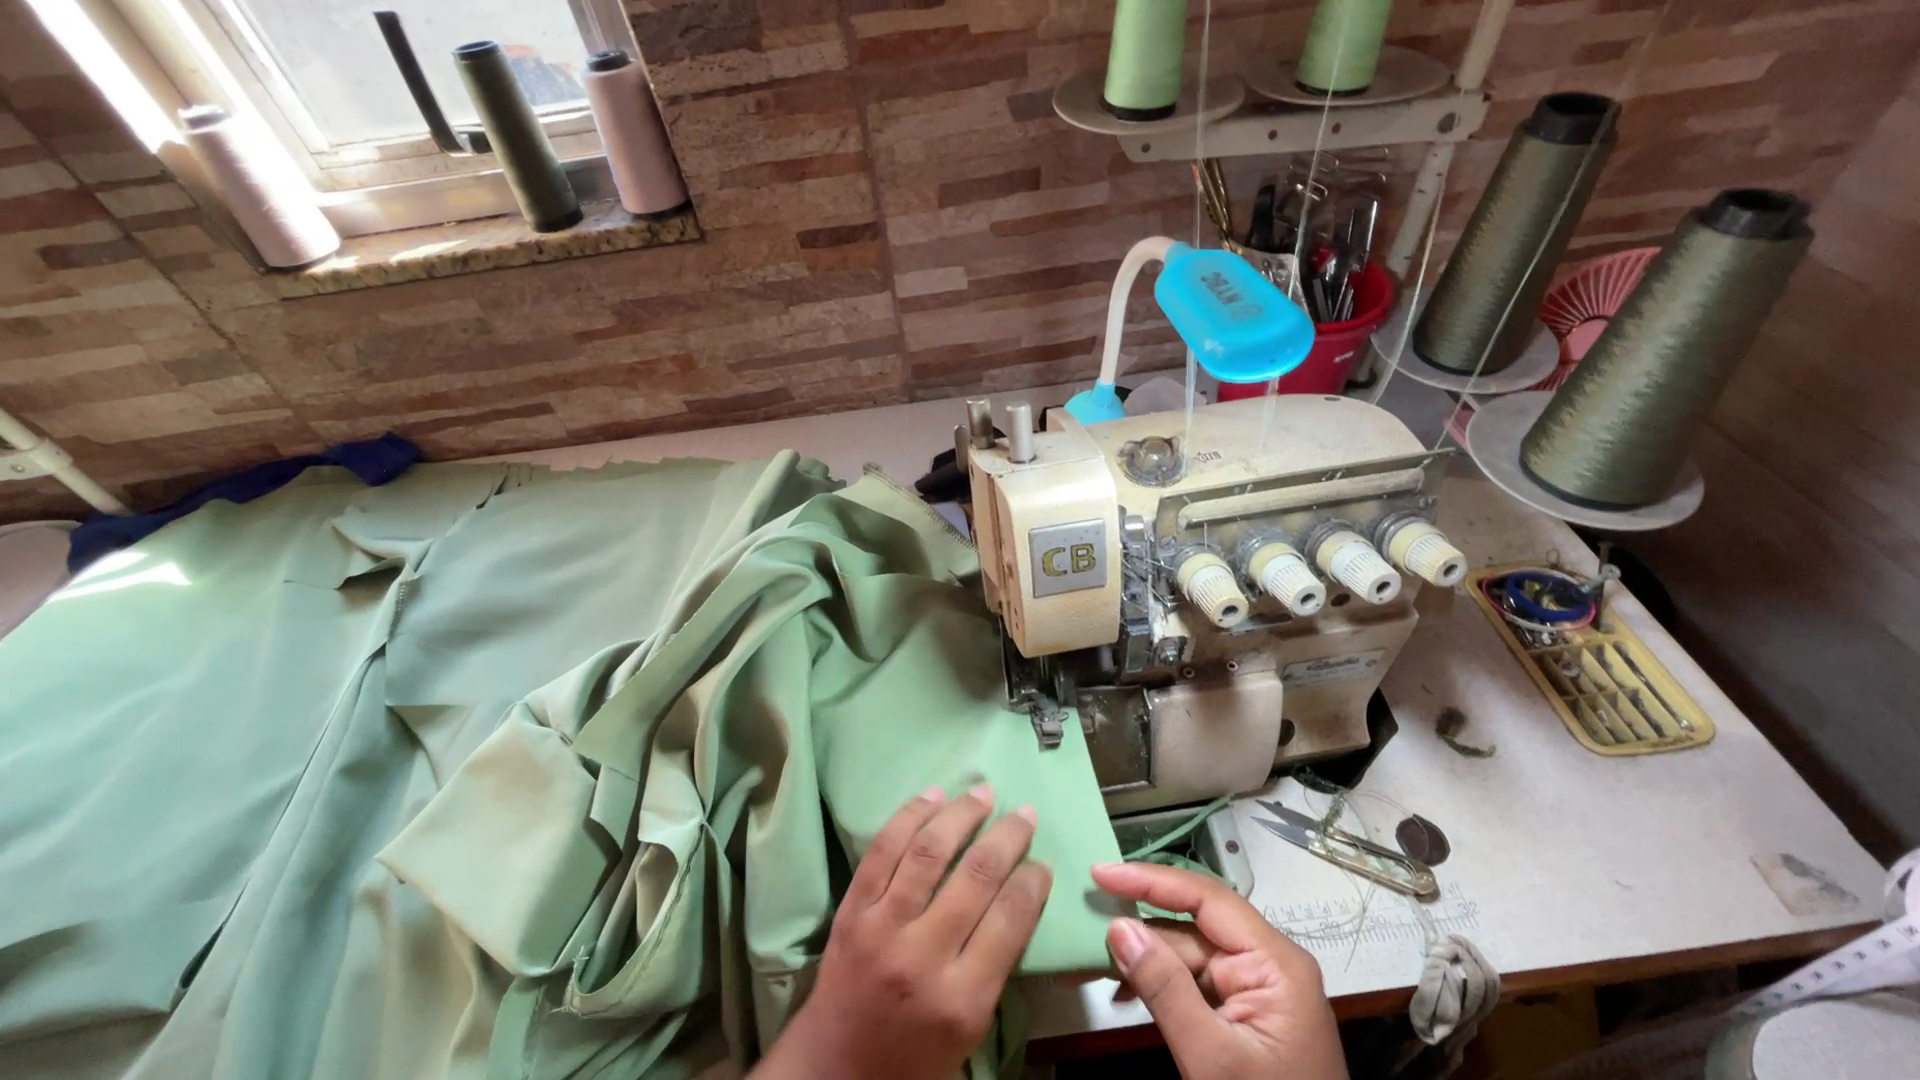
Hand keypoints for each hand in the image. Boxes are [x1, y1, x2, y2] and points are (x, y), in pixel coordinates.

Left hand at [753, 785, 1051, 1079]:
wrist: (836, 1068)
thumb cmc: (916, 1054)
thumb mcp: (973, 1026)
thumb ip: (997, 964)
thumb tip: (1023, 896)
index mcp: (963, 997)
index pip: (1012, 917)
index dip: (1033, 879)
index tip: (1042, 862)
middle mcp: (923, 956)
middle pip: (976, 876)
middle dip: (1008, 836)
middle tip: (1024, 814)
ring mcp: (881, 928)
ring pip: (928, 852)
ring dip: (960, 814)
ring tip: (982, 793)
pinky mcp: (850, 911)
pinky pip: (882, 851)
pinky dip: (909, 817)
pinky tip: (931, 797)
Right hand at [1092, 861, 1347, 1079]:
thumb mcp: (1212, 1057)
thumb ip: (1165, 989)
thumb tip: (1119, 926)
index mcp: (1275, 961)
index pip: (1206, 898)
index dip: (1150, 880)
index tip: (1100, 873)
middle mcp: (1267, 963)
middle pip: (1191, 929)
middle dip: (1136, 929)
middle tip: (1079, 924)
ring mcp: (1255, 990)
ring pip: (1186, 956)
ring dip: (1139, 960)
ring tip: (1087, 962)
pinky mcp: (1242, 1015)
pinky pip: (1193, 984)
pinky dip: (1156, 986)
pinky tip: (1121, 993)